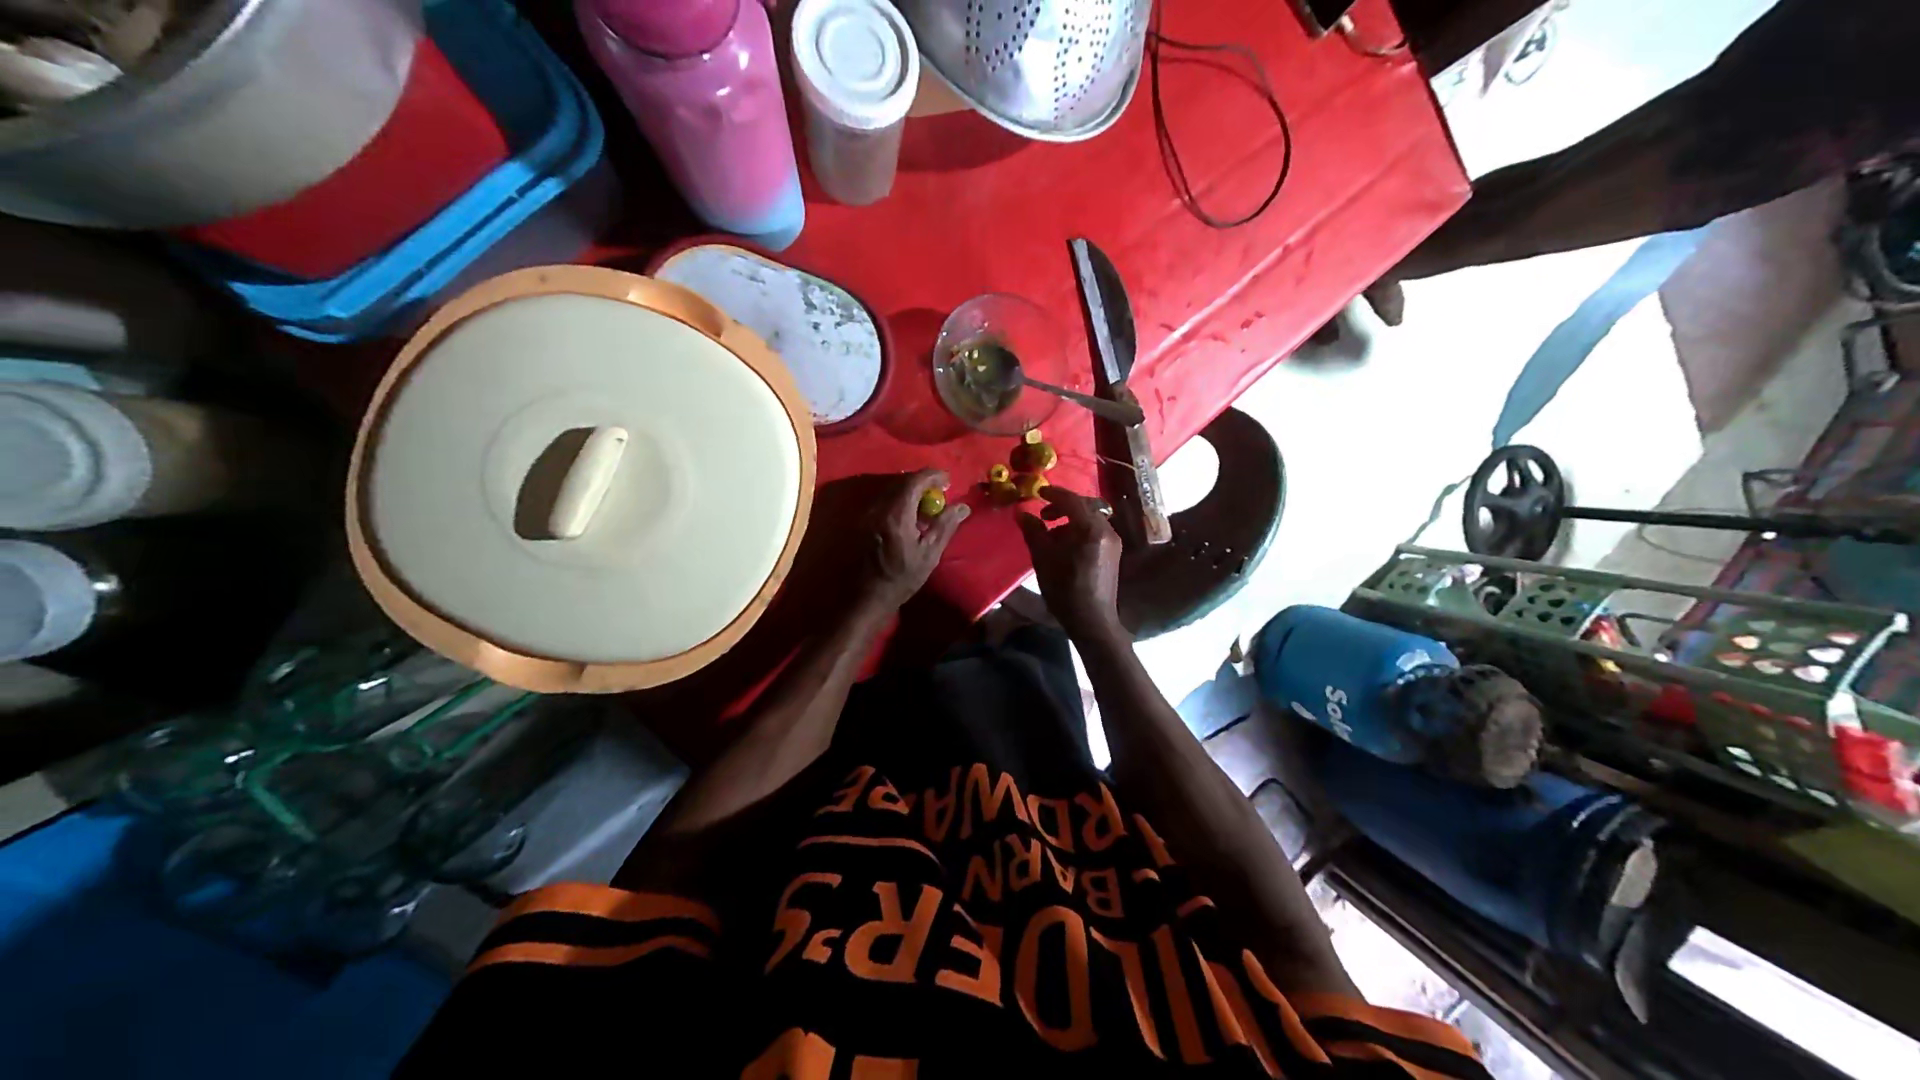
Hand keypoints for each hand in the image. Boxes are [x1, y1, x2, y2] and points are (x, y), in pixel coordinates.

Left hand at [854, 469, 969, 612]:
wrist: (867, 596)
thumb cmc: (902, 578)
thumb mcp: (929, 554)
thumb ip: (945, 526)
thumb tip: (962, 506)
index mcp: (896, 514)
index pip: (914, 481)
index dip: (932, 476)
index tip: (948, 480)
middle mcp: (878, 508)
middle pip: (901, 483)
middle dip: (922, 482)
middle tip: (939, 492)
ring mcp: (867, 514)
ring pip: (891, 491)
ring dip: (909, 492)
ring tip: (925, 505)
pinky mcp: (862, 522)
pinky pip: (884, 501)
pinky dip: (899, 501)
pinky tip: (908, 517)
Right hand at [1017, 486, 1124, 644]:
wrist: (1092, 620)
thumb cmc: (1065, 590)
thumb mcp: (1043, 559)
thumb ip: (1033, 532)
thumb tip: (1022, 513)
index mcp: (1090, 529)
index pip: (1071, 500)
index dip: (1053, 493)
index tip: (1038, 493)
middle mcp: (1106, 529)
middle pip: (1085, 506)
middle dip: (1063, 506)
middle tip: (1044, 514)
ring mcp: (1113, 541)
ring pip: (1091, 518)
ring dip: (1072, 518)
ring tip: (1052, 533)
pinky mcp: (1114, 552)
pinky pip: (1096, 530)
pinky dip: (1081, 529)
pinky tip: (1067, 545)